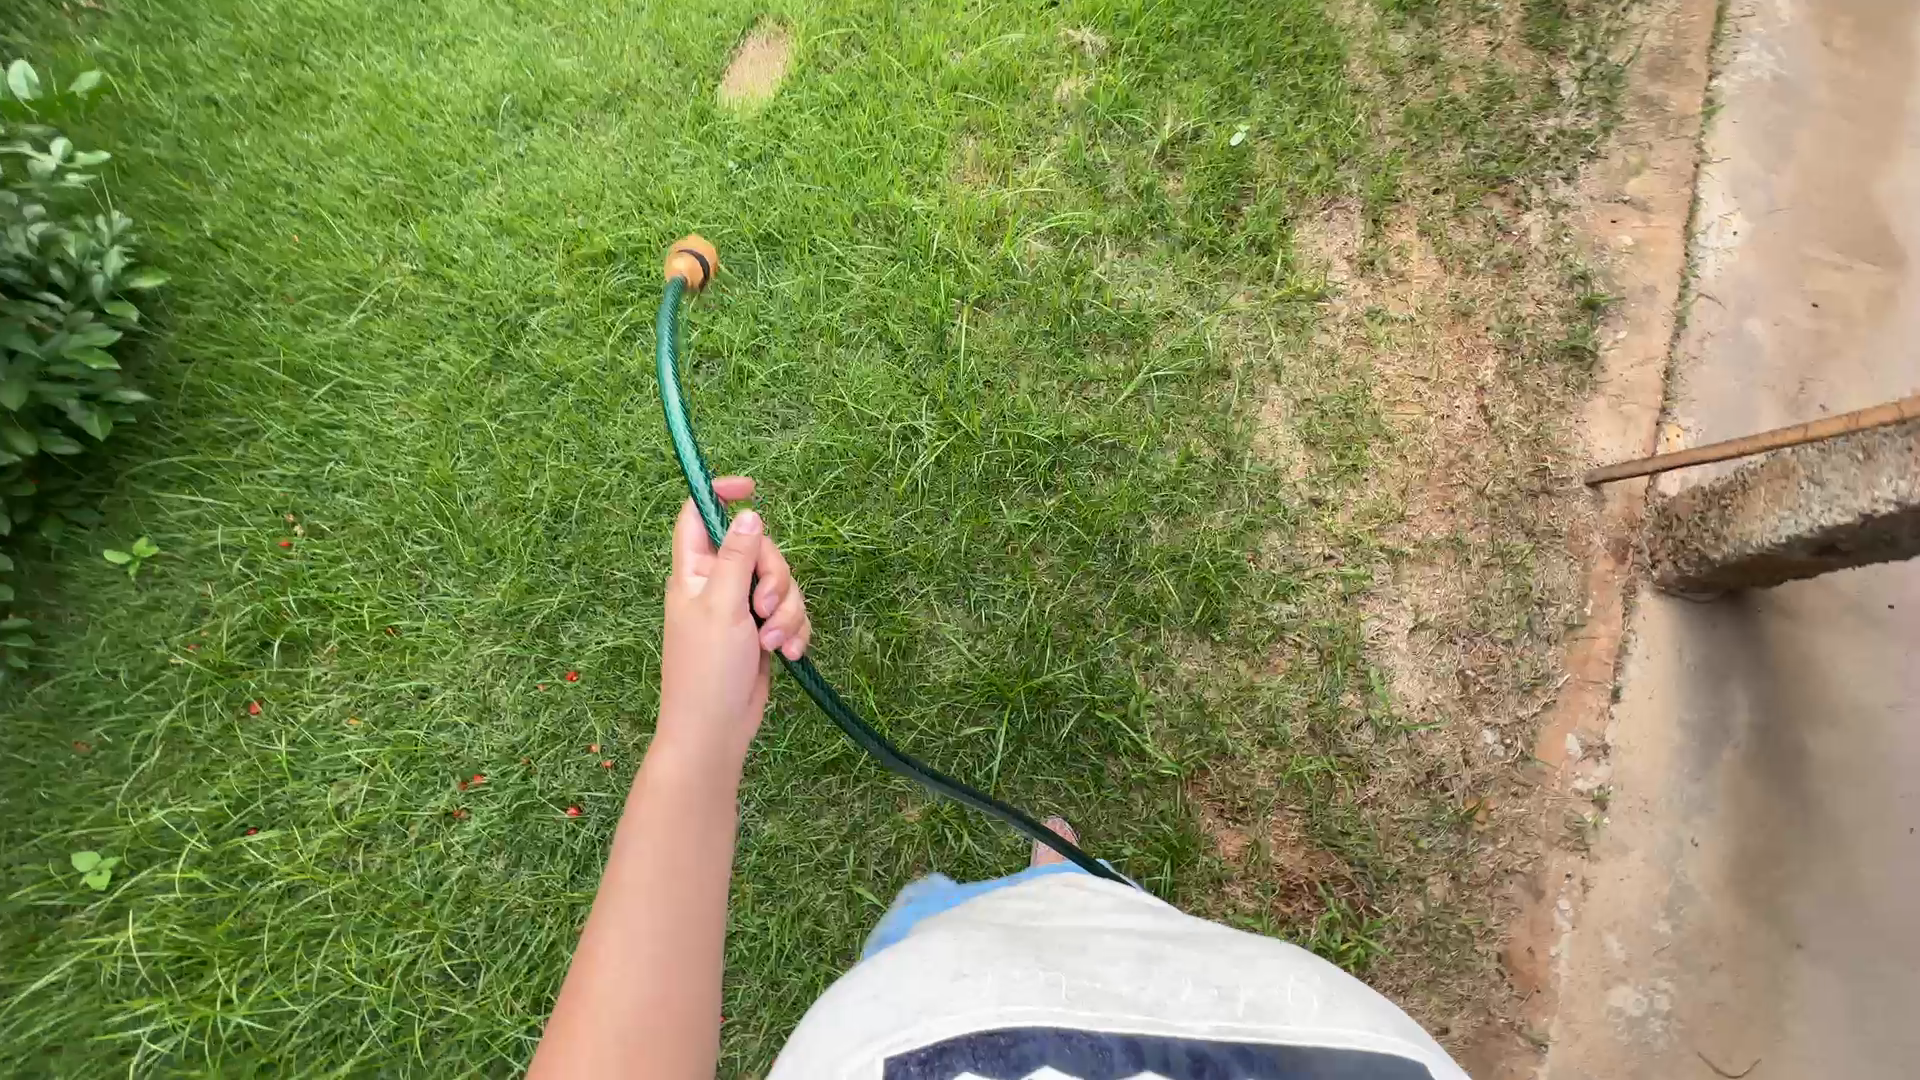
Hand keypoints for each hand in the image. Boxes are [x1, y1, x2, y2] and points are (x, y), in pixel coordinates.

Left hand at [656, 476, 810, 770]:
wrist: (717, 729)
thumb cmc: (707, 668)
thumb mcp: (723, 606)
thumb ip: (737, 557)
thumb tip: (747, 512)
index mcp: (695, 571)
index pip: (699, 515)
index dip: (720, 495)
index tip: (752, 487)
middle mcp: (718, 584)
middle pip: (758, 549)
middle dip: (774, 577)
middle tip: (765, 607)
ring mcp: (741, 608)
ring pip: (781, 584)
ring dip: (787, 612)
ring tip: (775, 644)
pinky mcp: (763, 630)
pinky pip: (790, 613)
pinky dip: (794, 630)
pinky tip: (790, 654)